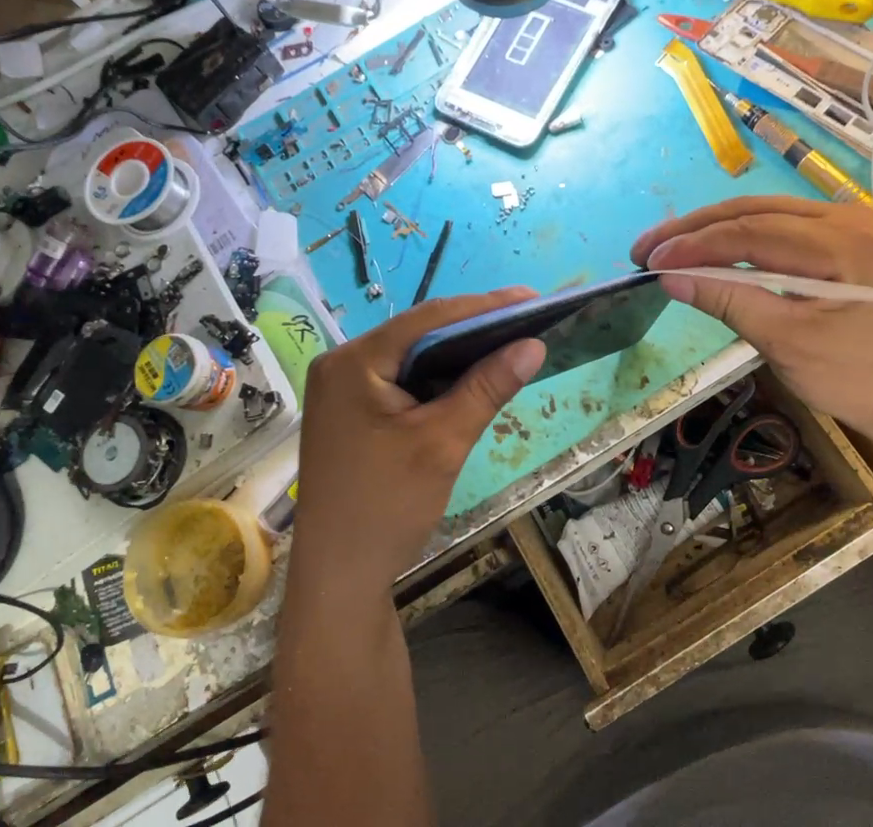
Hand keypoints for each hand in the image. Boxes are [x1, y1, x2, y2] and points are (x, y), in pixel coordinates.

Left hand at [292, 289, 547, 593]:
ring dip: (456, 354)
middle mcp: (341, 365)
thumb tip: (533, 345)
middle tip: (527, 319)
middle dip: (472, 328)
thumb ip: (486, 388)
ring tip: (509, 343)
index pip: (427, 320)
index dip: (483, 307)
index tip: (532, 298)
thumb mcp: (443, 443)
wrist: (339, 575)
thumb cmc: (387, 506)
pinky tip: (470, 377)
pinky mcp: (350, 412)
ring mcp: (341, 390)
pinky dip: (435, 379)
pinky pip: (400, 380)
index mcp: (353, 362)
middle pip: (416, 334)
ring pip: (409, 357)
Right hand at [631, 196, 872, 434]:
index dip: (694, 245)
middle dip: (694, 230)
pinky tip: (705, 248)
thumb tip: (668, 277)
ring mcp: (846, 222)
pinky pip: (777, 225)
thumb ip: (727, 300)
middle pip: (754, 212)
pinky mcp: (839, 236)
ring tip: (665, 247)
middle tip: (645, 248)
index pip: (751, 232)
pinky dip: (737, 237)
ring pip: (761, 213)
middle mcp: (846, 218)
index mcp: (842, 244)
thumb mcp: (783, 341)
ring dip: (710, 230)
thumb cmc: (849, 376)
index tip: (650, 261)